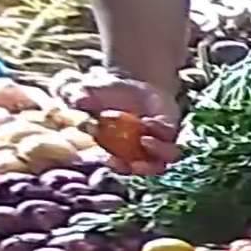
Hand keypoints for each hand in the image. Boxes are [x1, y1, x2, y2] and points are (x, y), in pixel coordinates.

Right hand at [61, 70, 180, 173]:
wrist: (130, 81)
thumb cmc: (103, 92)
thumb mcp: (86, 97)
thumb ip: (80, 107)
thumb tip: (83, 122)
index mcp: (118, 148)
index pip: (119, 165)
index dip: (116, 167)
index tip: (109, 161)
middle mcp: (142, 149)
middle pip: (148, 168)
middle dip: (143, 169)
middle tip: (136, 164)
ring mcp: (159, 141)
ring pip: (166, 157)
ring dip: (157, 152)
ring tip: (144, 139)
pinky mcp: (171, 131)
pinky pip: (170, 136)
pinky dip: (160, 131)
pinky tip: (148, 121)